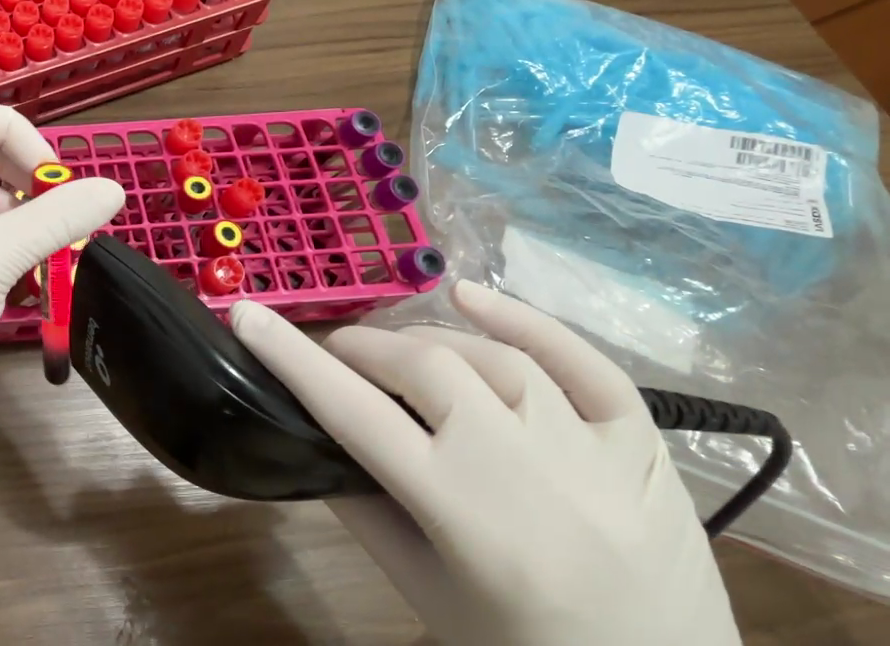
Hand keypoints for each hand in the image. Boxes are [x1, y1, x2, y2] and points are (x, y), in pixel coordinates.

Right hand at [229, 280, 738, 645]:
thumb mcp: (424, 592)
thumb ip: (363, 510)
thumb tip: (316, 440)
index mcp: (459, 508)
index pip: (352, 410)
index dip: (290, 356)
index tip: (246, 314)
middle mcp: (522, 463)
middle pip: (420, 365)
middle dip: (361, 349)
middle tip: (338, 361)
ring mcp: (591, 448)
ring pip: (489, 356)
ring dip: (427, 343)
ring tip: (399, 357)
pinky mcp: (643, 445)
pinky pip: (584, 363)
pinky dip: (525, 320)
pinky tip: (473, 297)